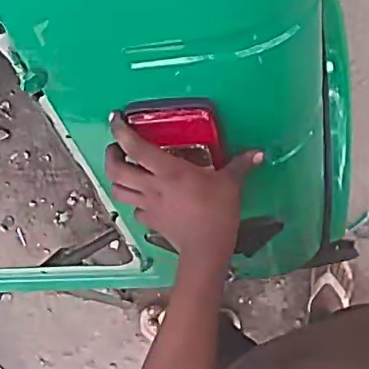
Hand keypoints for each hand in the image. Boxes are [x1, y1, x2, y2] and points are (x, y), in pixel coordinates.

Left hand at [105, 114, 261, 268]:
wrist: (206, 250)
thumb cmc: (216, 213)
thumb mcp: (230, 184)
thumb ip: (240, 165)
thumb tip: (257, 153)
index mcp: (167, 170)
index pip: (133, 146)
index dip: (120, 130)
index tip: (116, 119)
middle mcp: (151, 186)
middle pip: (114, 169)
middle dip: (110, 155)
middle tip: (117, 147)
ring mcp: (148, 205)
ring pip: (117, 190)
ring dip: (116, 179)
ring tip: (125, 170)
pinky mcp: (151, 222)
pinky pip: (135, 209)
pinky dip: (135, 202)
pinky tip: (145, 199)